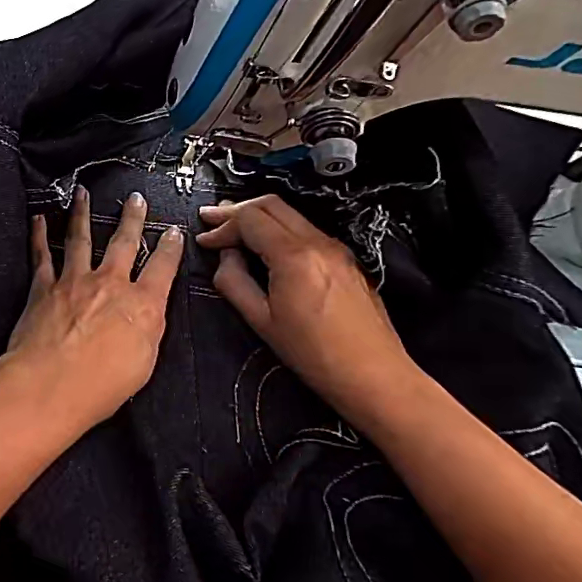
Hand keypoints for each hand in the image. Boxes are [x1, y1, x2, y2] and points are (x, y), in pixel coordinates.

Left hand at [0, 186, 184, 428]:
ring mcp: (75, 282)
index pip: (163, 267)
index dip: (171, 248)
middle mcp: (110, 284)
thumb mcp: (145, 363)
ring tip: (85, 195)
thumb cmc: (99, 385)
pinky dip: (41, 236)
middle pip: (124, 242)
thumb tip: (149, 318)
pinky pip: (43, 255)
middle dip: (132, 218)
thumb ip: (148, 332)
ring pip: (81, 238)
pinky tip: (41, 220)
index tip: (174, 233)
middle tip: (135, 200)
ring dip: (84, 214)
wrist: (51, 385)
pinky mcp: (44, 289)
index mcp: (142, 304)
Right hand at [196, 196, 416, 414]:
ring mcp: (336, 248)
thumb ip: (235, 282)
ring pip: (291, 215)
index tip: (205, 240)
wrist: (375, 376)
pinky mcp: (346, 259)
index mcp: (294, 256)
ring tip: (236, 231)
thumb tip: (225, 257)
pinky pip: (307, 231)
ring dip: (260, 218)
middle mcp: (319, 242)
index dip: (223, 226)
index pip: (250, 219)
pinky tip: (268, 249)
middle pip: (271, 204)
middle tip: (213, 220)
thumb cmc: (317, 356)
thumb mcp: (262, 322)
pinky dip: (281, 231)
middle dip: (238, 210)